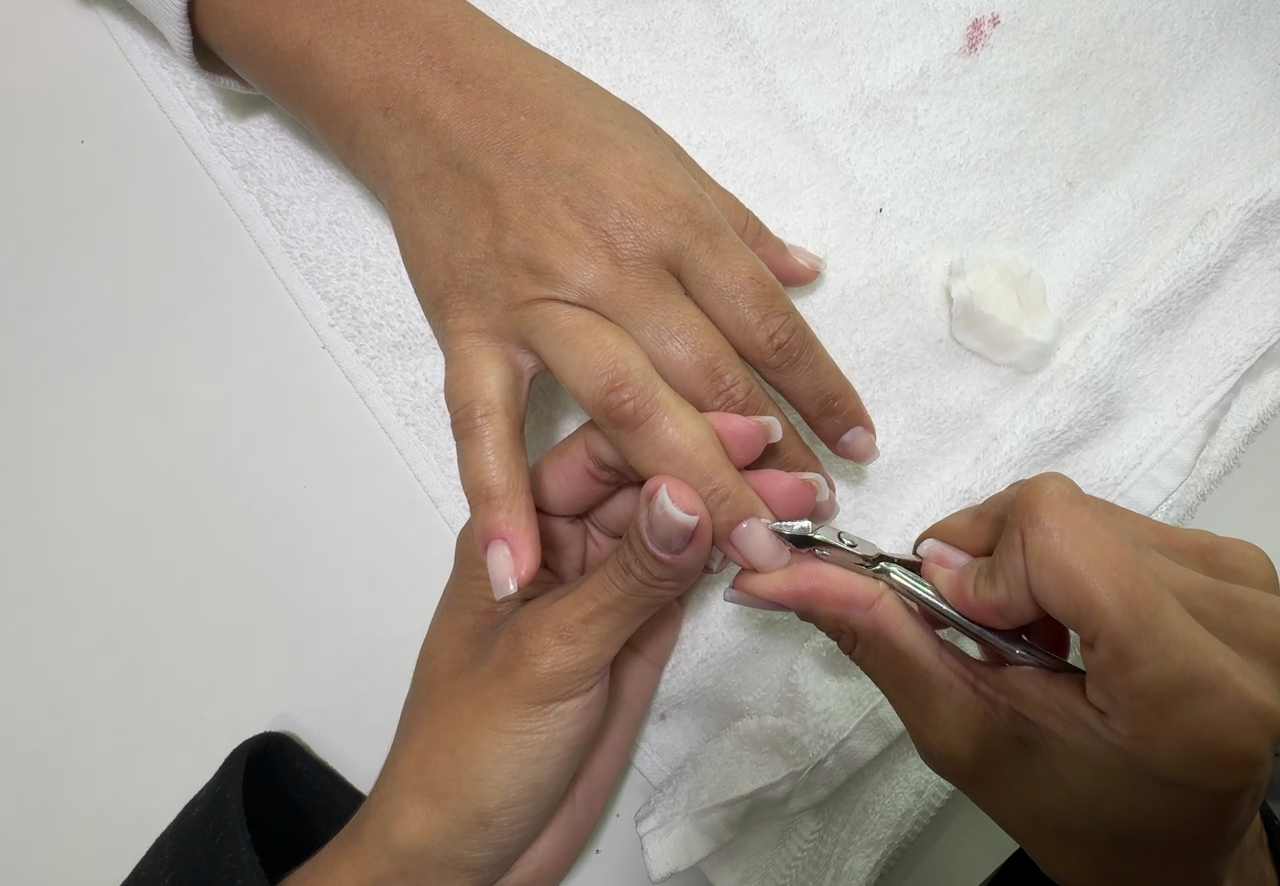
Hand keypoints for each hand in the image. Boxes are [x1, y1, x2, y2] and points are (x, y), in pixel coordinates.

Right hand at [191, 0, 866, 597]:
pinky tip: (522, 567)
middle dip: (768, 456)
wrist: (438, 91)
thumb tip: (810, 272)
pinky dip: (497, 494)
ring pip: (624, 404)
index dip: (822, 388)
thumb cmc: (566, 122)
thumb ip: (742, 228)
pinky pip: (482, 420)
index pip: (769, 321)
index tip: (859, 444)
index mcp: (679, 223)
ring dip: (686, 483)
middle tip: (814, 522)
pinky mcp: (469, 328)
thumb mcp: (673, 159)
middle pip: (711, 376)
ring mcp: (542, 303)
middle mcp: (620, 268)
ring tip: (738, 551)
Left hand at [290, 412, 817, 885]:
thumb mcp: (553, 652)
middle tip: (801, 477)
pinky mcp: (645, 621)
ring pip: (683, 526)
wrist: (472, 857)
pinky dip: (737, 557)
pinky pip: (695, 573)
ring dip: (741, 514)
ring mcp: (613, 580)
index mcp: (522, 522)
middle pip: (654, 484)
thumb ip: (627, 574)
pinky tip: (776, 543)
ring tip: (808, 505)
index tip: (753, 435)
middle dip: (725, 475)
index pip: (605, 453)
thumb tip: (691, 491)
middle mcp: (571, 537)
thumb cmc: (475, 750)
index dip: (675, 436)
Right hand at [729, 475, 1279, 885]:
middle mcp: (1246, 625)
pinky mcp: (1254, 571)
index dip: (984, 564)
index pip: (1055, 531)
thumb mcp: (963, 736)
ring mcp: (1261, 592)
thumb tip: (775, 569)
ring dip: (1037, 560)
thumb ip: (878, 640)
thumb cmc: (1072, 813)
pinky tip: (1088, 617)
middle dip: (1000, 563)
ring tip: (1045, 633)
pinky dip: (1079, 556)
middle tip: (998, 635)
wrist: (1176, 850)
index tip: (964, 620)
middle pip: (1065, 514)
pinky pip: (1124, 518)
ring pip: (1087, 509)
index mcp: (1188, 687)